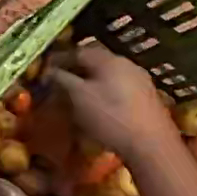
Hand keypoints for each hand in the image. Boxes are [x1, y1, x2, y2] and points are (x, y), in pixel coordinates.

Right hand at [44, 43, 174, 157]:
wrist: (151, 145)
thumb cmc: (110, 117)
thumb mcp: (78, 96)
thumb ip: (62, 79)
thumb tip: (48, 70)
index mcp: (109, 60)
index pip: (78, 51)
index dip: (59, 59)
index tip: (45, 68)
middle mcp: (126, 64)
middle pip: (95, 61)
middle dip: (75, 69)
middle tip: (59, 80)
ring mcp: (139, 81)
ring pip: (107, 75)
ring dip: (90, 81)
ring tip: (76, 94)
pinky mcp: (147, 98)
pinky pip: (118, 87)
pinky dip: (103, 92)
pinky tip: (98, 105)